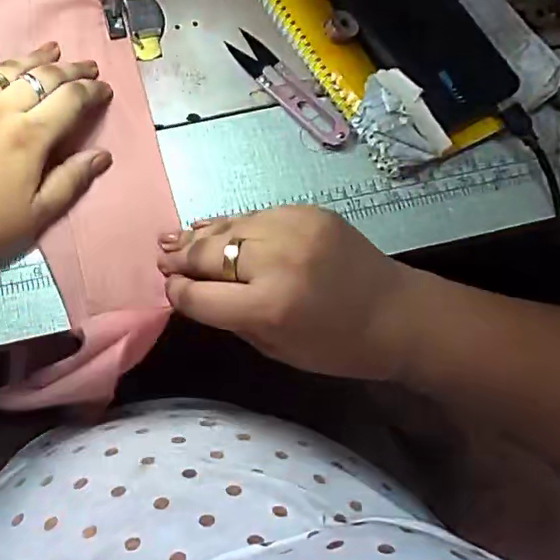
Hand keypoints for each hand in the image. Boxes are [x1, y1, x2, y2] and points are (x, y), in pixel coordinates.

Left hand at [0, 3, 114, 262]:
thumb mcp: (39, 212)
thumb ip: (72, 179)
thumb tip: (102, 155)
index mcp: (31, 135)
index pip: (71, 100)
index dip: (93, 92)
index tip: (106, 91)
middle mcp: (4, 108)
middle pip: (44, 77)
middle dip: (72, 70)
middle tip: (88, 68)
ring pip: (8, 67)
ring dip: (33, 56)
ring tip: (52, 48)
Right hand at [156, 206, 423, 380]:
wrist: (399, 313)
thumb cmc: (337, 346)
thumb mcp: (276, 348)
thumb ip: (230, 318)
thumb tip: (190, 291)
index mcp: (269, 306)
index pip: (199, 296)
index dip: (178, 293)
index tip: (169, 289)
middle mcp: (276, 260)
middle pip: (208, 254)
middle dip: (180, 259)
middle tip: (160, 260)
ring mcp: (293, 228)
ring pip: (227, 227)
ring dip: (197, 236)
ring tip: (171, 240)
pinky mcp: (307, 211)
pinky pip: (254, 216)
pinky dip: (230, 225)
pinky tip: (208, 226)